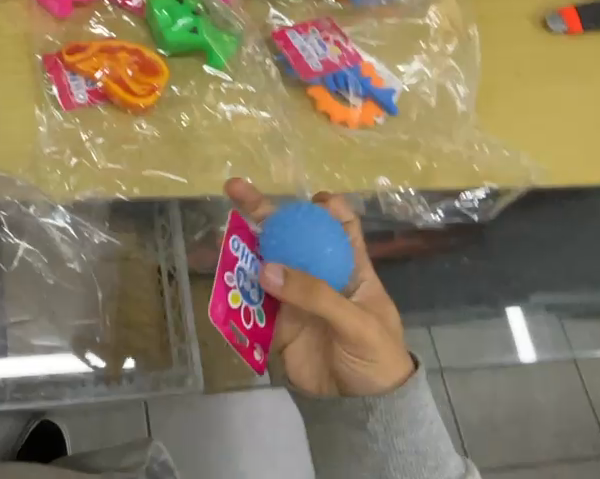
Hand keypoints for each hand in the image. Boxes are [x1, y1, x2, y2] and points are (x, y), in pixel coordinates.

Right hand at [225, 178, 414, 397]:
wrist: (360, 412)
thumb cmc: (377, 359)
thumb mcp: (358, 323)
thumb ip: (315, 294)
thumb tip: (266, 269)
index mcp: (350, 269)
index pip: (341, 227)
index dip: (327, 207)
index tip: (309, 198)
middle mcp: (319, 275)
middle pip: (291, 235)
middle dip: (265, 211)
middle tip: (235, 188)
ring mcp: (295, 296)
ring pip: (266, 260)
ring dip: (244, 244)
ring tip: (222, 233)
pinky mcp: (276, 320)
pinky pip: (252, 296)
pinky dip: (236, 281)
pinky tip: (222, 269)